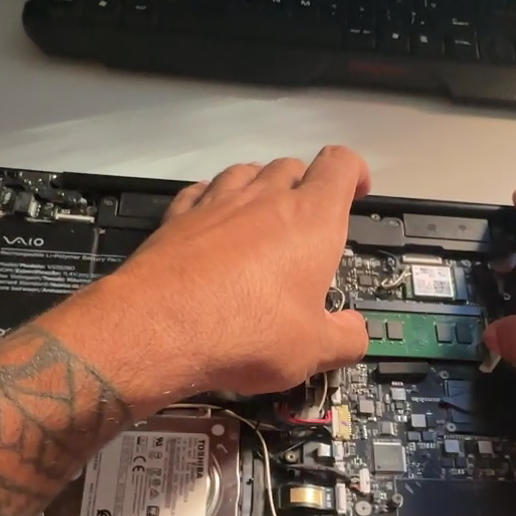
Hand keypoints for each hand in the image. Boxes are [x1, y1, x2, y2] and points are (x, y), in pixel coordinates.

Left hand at [60, 147, 371, 403]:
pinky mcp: (177, 217)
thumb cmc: (245, 333)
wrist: (158, 329)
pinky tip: (214, 225)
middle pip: (294, 166)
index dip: (356, 173)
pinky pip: (202, 191)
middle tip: (309, 226)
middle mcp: (265, 198)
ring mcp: (217, 202)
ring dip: (261, 189)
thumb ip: (346, 338)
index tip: (357, 192)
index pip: (342, 165)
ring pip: (247, 172)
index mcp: (311, 220)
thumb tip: (355, 333)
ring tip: (264, 222)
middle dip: (307, 188)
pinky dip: (214, 201)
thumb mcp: (313, 351)